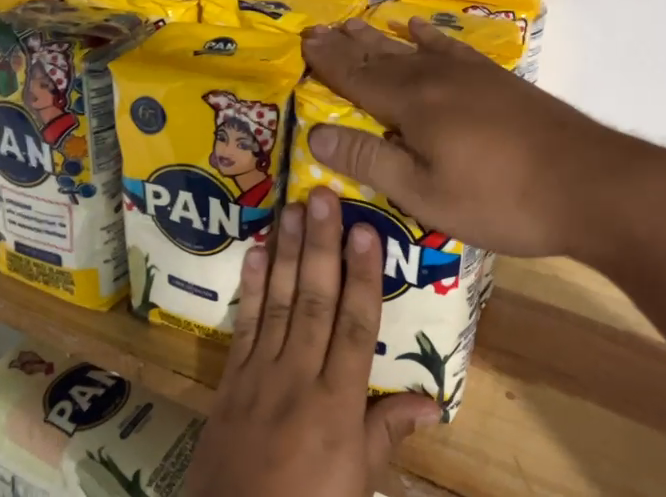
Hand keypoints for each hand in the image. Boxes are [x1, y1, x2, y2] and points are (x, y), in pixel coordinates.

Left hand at [184, 187, 439, 496]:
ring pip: (278, 302)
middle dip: (320, 247)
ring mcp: (260, 374)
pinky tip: (256, 253)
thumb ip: (389, 431)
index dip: (362, 276)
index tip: (365, 231)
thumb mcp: (360, 479)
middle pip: (313, 301)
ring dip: (286, 253)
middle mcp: (298, 377)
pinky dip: (250, 288)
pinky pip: (243, 326)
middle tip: (323, 197)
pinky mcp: (229, 381)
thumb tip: (435, 403)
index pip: (354, 326)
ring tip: (292, 208)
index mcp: (337, 403)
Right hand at [301, 17, 665, 265]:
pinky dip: (430, 38)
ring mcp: (471, 75)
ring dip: (380, 37)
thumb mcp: (426, 194)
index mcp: (412, 104)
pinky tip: (422, 31)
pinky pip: (452, 48)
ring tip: (357, 22)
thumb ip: (370, 160)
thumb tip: (316, 133)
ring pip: (413, 49)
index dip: (328, 62)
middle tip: (318, 28)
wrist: (592, 185)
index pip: (357, 77)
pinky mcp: (499, 81)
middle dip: (347, 44)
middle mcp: (436, 77)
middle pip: (381, 55)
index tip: (303, 42)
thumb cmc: (501, 200)